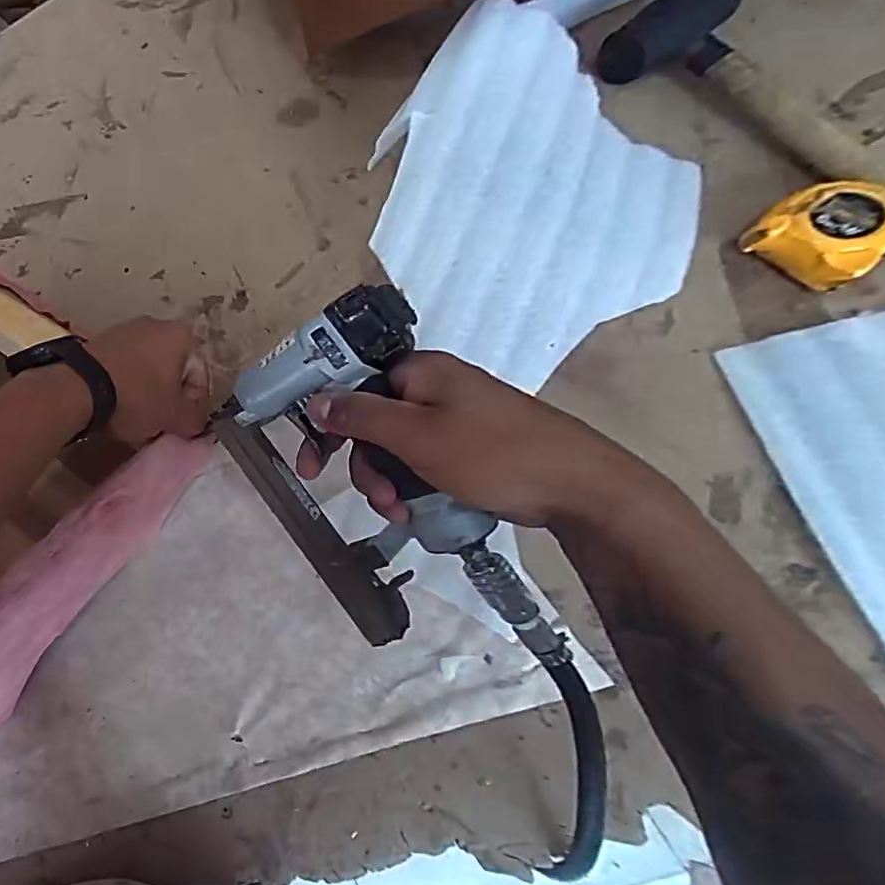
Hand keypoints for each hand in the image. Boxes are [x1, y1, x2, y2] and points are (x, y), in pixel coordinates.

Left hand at [86, 317, 210, 443]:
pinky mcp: (100, 339)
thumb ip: (194, 420)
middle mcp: (156, 324)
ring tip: (135, 416)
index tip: (179, 424)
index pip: (200, 377)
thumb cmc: (137, 398)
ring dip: (146, 392)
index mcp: (182, 336)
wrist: (79, 387)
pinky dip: (124, 384)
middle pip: (172, 371)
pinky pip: (123, 366)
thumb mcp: (173, 417)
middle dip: (168, 397)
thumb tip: (197, 423)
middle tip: (158, 422)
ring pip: (147, 369)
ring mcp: (125, 328)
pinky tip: (116, 404)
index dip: (193, 406)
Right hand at [293, 351, 669, 528]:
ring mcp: (451, 419)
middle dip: (366, 467)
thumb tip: (316, 399)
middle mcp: (431, 389)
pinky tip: (418, 511)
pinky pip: (420, 463)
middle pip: (371, 424)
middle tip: (378, 500)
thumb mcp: (415, 435)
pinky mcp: (465, 447)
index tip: (309, 464)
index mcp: (418, 372)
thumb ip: (360, 415)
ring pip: (394, 450)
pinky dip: (412, 487)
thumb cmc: (490, 453)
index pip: (352, 386)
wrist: (574, 485)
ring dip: (387, 484)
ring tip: (402, 513)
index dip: (326, 423)